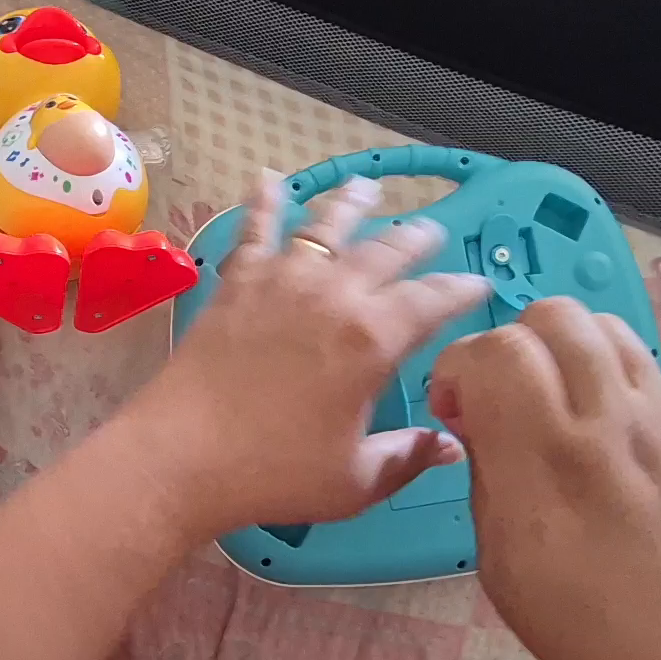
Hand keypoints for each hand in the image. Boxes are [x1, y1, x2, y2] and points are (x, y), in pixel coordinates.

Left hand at [135, 171, 489, 535]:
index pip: (434, 300)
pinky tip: (267, 179)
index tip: (478, 285)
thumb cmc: (273, 473)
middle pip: (387, 252)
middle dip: (417, 240)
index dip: (461, 290)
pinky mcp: (236, 285)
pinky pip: (254, 233)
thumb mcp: (354, 480)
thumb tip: (450, 446)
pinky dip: (263, 203)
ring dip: (351, 204)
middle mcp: (333, 297)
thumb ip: (406, 457)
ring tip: (367, 187)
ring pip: (325, 229)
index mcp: (373, 340)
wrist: (183, 455)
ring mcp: (281, 284)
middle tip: (431, 232)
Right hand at [428, 297, 660, 659]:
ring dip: (548, 344)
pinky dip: (590, 359)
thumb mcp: (499, 564)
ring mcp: (656, 417)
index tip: (451, 413)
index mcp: (545, 465)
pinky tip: (582, 413)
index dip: (456, 368)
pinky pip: (632, 353)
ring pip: (595, 322)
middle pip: (547, 318)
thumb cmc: (587, 632)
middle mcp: (605, 423)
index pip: (495, 353)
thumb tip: (477, 425)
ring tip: (538, 398)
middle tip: (492, 401)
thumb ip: (485, 477)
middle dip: (500, 346)